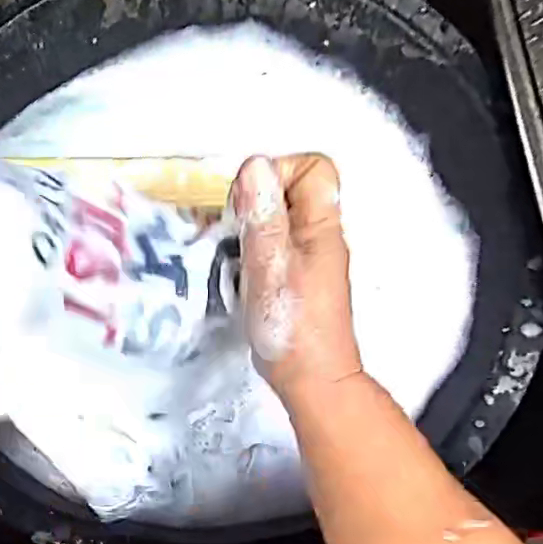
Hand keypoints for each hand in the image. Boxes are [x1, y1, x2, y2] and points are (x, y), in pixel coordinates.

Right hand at [234, 153, 364, 405]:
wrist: (309, 378)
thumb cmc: (291, 325)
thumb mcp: (270, 266)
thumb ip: (263, 217)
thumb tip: (255, 165)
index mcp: (321, 225)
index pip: (312, 168)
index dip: (277, 172)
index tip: (246, 202)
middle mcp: (316, 236)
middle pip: (288, 191)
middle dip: (251, 200)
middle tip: (225, 228)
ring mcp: (303, 258)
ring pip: (273, 220)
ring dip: (243, 228)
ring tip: (220, 251)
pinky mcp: (288, 278)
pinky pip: (266, 246)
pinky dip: (244, 251)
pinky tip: (228, 272)